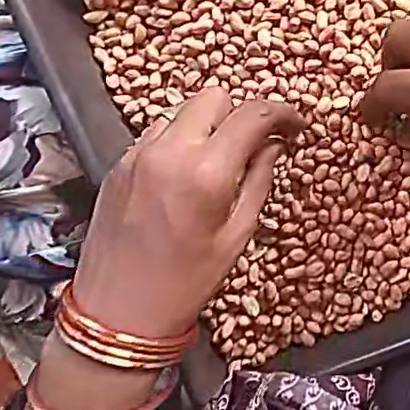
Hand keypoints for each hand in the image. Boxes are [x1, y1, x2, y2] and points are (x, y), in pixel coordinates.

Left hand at [71, 87, 306, 338]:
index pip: (252, 115)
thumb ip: (259, 180)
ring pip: (182, 110)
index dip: (281, 113)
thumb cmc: (183, 284)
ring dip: (205, 126)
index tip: (293, 124)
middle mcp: (169, 152)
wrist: (116, 313)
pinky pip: (156, 132)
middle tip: (250, 144)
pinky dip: (177, 141)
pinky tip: (182, 174)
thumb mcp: (236, 236)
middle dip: (239, 114)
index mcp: (206, 173)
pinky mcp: (118, 163)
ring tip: (214, 162)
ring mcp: (138, 154)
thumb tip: (273, 145)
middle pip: (214, 96)